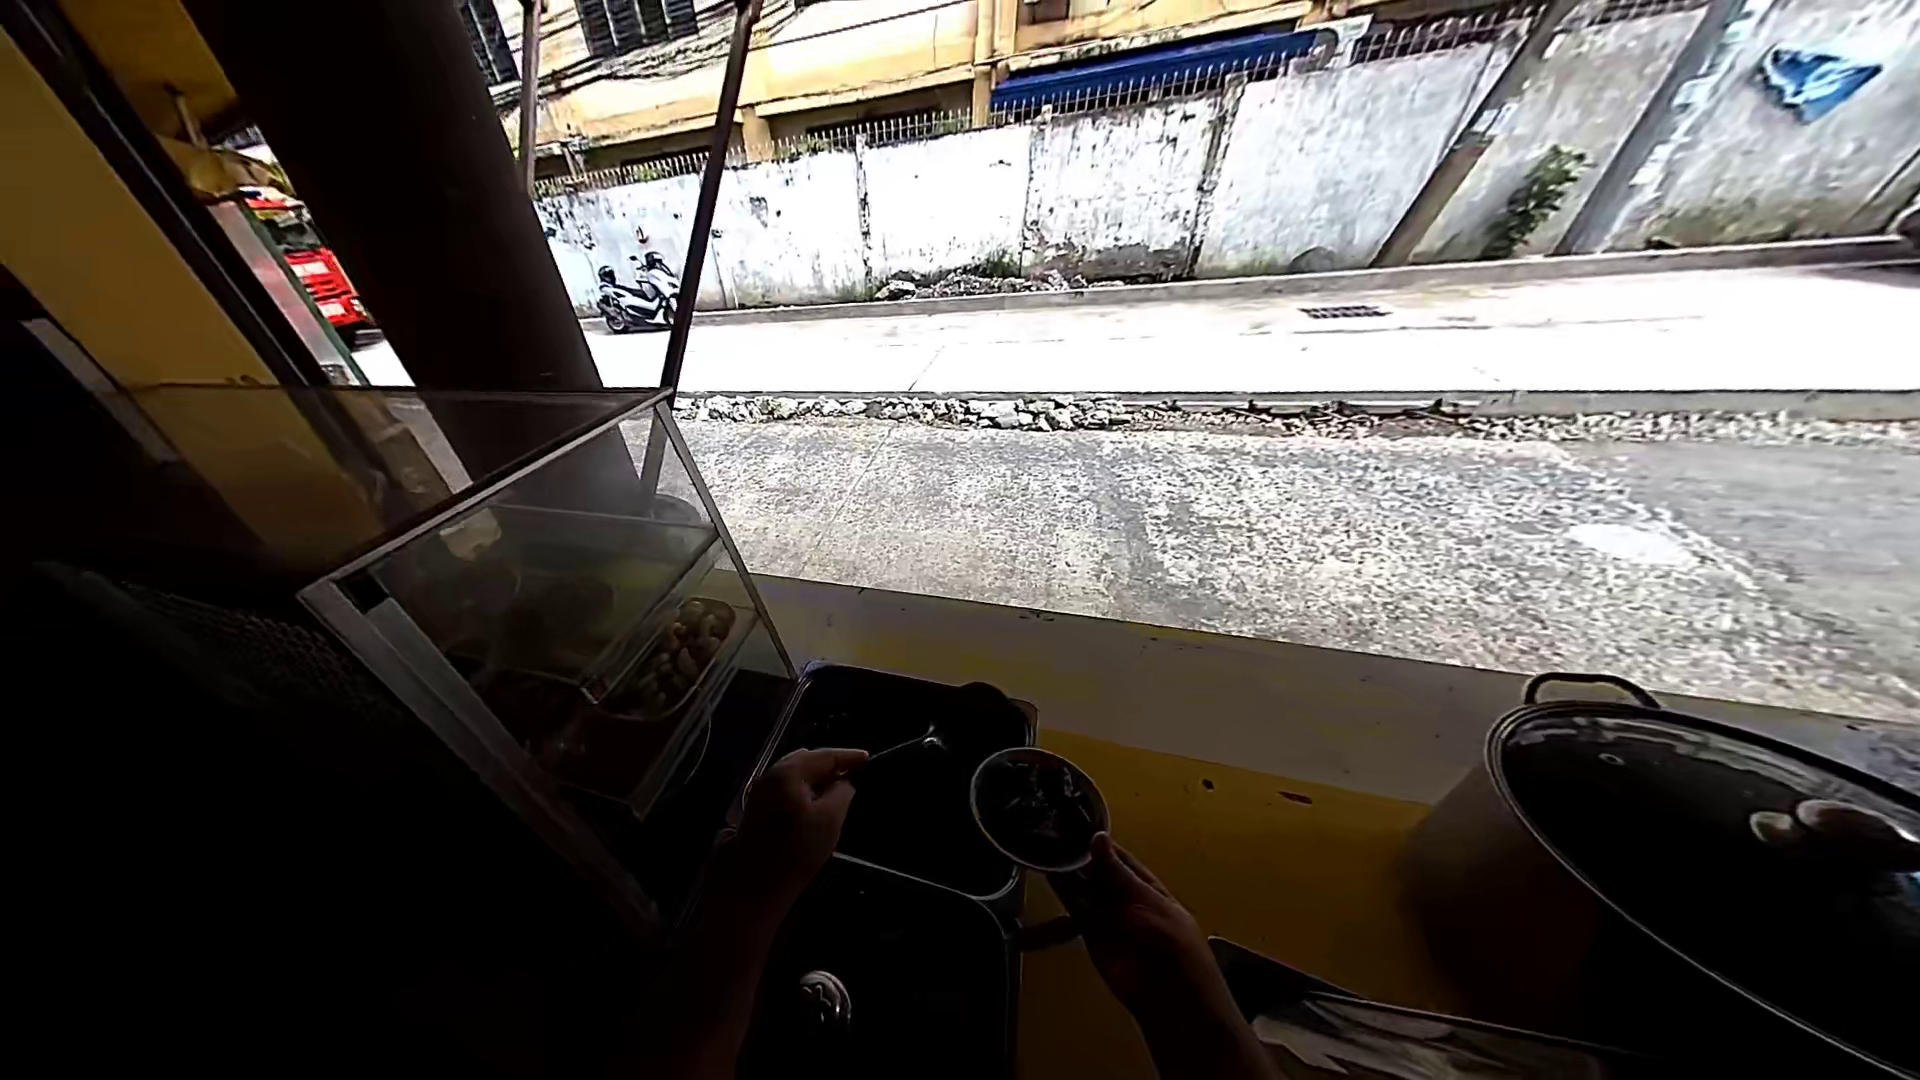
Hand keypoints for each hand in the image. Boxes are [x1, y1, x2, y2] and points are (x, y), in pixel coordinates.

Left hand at [721, 747, 866, 905]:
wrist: (752, 891)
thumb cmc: (795, 854)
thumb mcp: (831, 819)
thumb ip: (843, 792)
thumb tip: (843, 781)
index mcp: (786, 773)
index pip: (824, 755)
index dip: (848, 756)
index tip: (866, 759)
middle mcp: (769, 777)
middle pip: (806, 760)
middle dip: (830, 765)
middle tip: (852, 773)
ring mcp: (759, 794)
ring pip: (794, 776)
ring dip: (816, 779)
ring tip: (836, 788)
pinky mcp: (755, 811)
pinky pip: (785, 789)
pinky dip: (803, 790)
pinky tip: (814, 804)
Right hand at [1051, 835, 1280, 1079]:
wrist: (1172, 1002)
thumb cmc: (1174, 946)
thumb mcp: (1151, 903)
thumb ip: (1119, 873)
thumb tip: (1097, 837)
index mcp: (1144, 882)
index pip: (1116, 853)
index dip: (1095, 838)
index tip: (1071, 819)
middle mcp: (1122, 893)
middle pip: (1094, 867)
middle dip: (1075, 852)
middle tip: (1049, 829)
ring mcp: (1106, 913)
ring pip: (1081, 885)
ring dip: (1064, 869)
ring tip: (1041, 845)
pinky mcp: (1090, 933)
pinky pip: (1071, 912)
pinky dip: (1058, 900)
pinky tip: (1044, 880)